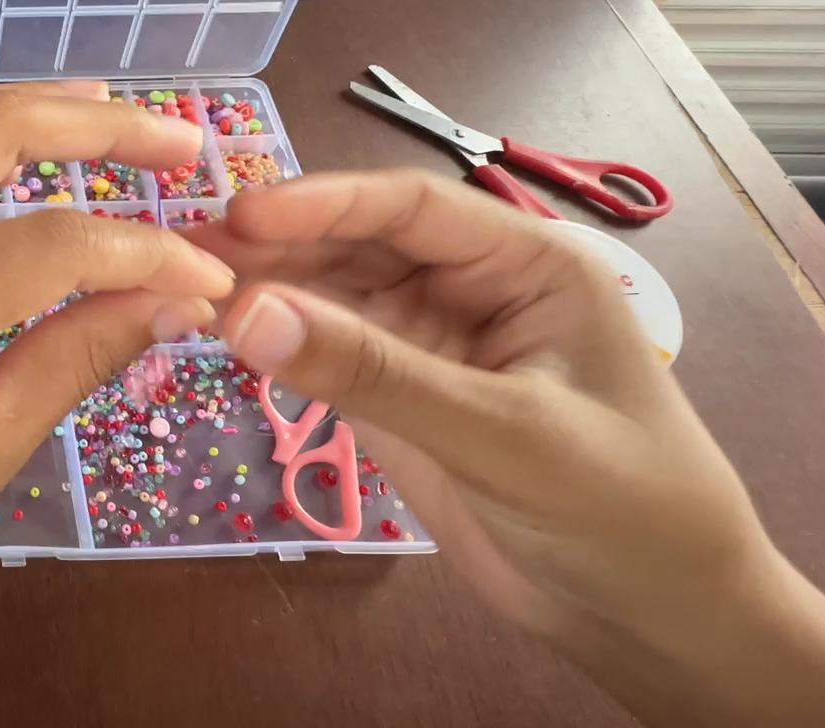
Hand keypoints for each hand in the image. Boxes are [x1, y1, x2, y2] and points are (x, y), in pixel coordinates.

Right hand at [186, 170, 824, 727]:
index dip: (321, 203)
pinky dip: (262, 331)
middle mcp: (459, 282)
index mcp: (521, 264)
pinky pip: (309, 338)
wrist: (640, 621)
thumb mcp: (504, 436)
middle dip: (270, 242)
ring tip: (184, 285)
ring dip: (256, 283)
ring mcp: (412, 331)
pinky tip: (216, 325)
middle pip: (347, 239)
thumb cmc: (622, 515)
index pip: (407, 207)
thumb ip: (373, 372)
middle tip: (186, 252)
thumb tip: (243, 314)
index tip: (239, 217)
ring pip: (319, 284)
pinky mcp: (377, 377)